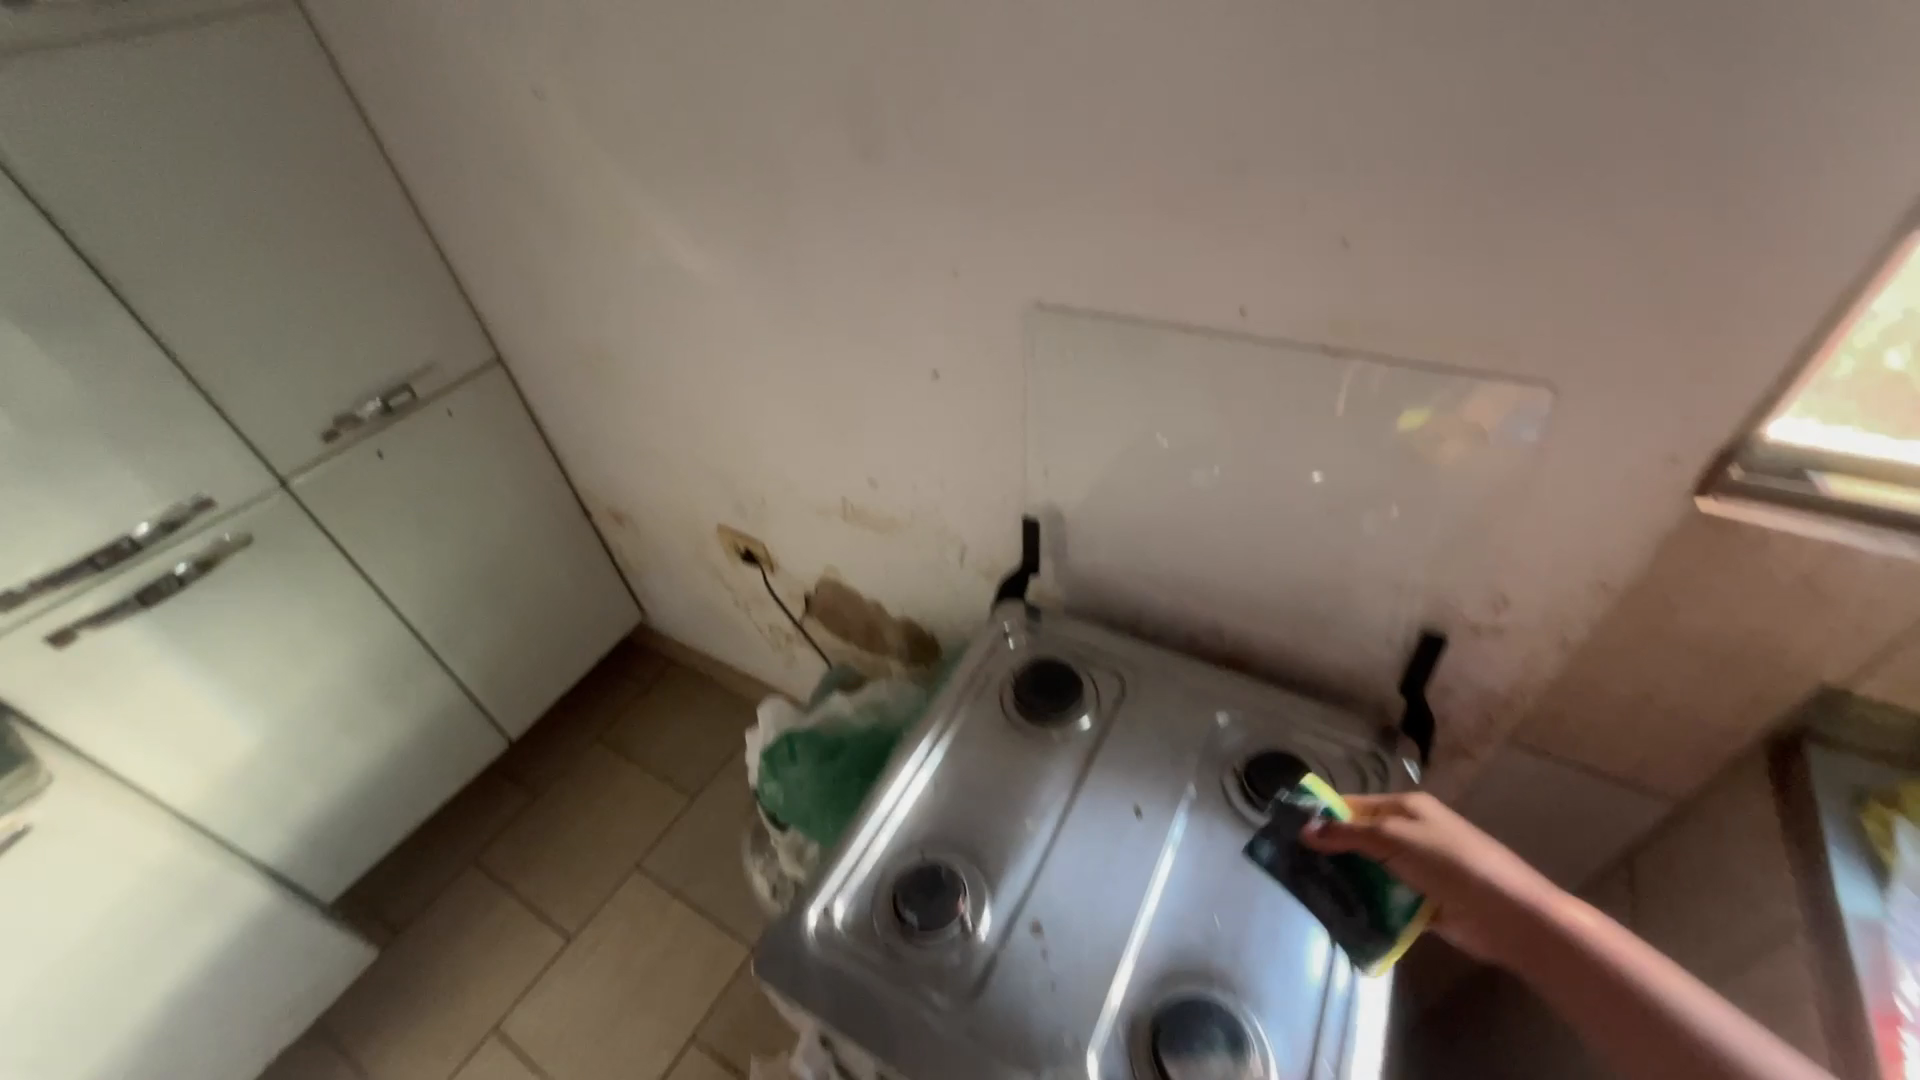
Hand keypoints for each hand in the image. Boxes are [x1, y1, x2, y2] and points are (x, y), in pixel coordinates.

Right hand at [1298, 791, 1562, 965]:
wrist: (1511, 916)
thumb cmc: (1452, 863)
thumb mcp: (1393, 838)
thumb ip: (1347, 834)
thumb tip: (1303, 828)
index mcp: (1405, 808)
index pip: (1351, 804)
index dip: (1321, 815)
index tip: (1287, 831)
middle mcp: (1409, 833)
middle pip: (1358, 838)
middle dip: (1329, 850)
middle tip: (1290, 864)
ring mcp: (1416, 869)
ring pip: (1368, 870)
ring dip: (1345, 880)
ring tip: (1307, 890)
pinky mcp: (1421, 902)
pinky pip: (1383, 899)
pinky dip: (1365, 904)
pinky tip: (1338, 912)